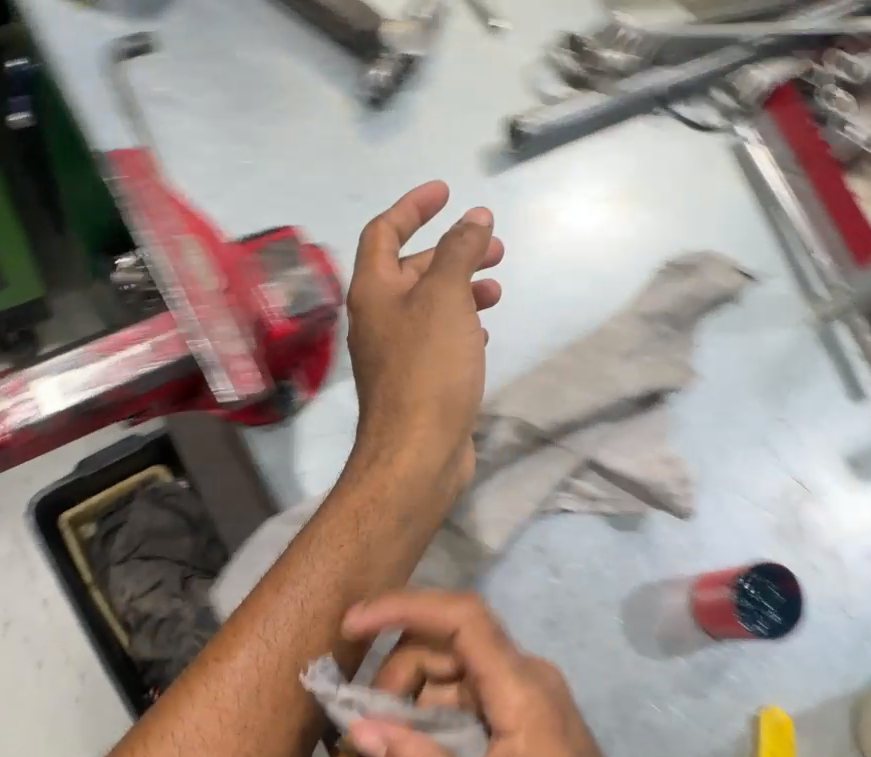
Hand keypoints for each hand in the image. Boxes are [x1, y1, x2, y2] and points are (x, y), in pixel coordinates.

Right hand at [341, 591, 692, 756]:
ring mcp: (523, 687)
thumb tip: (357, 731)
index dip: (403, 608)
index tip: (353, 626)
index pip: (462, 618)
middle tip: (371, 725)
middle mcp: (523, 673)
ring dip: (410, 693)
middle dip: (397, 673)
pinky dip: (430, 707)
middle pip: (444, 642)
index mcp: (520, 690)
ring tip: (393, 742)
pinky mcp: (519, 704)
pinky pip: (462, 687)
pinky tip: (416, 743)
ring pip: (448, 664)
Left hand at [344, 182, 503, 494]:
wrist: (416, 451)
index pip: (383, 232)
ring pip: (428, 307)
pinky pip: (435, 340)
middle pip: (410, 270)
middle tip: (495, 248)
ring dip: (462, 290)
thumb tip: (473, 218)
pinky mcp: (414, 382)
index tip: (447, 192)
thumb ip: (459, 250)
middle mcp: (377, 319)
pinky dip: (460, 327)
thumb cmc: (428, 367)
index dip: (413, 206)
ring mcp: (393, 354)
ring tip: (497, 290)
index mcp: (373, 291)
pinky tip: (484, 335)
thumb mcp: (445, 296)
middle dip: (451, 251)